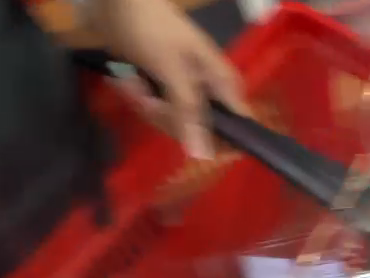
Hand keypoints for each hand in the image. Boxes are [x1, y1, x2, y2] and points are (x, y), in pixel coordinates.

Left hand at [95, 0, 248, 158]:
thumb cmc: (152, 27)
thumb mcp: (172, 71)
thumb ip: (189, 113)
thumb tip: (203, 157)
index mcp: (224, 87)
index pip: (240, 130)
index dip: (223, 144)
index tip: (194, 142)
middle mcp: (211, 95)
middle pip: (202, 134)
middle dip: (168, 118)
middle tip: (147, 97)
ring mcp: (188, 95)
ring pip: (177, 125)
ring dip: (148, 106)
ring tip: (132, 82)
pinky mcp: (167, 92)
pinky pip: (160, 113)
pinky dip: (141, 100)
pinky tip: (129, 82)